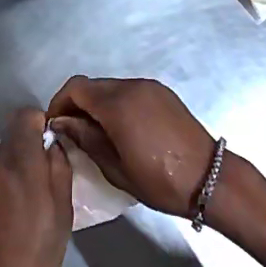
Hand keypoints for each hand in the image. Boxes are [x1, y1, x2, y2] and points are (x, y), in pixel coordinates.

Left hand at [0, 108, 72, 266]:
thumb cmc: (34, 256)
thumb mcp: (62, 216)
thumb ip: (60, 172)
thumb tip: (54, 146)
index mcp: (21, 163)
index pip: (25, 116)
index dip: (39, 123)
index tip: (49, 142)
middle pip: (12, 142)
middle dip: (28, 156)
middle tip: (42, 185)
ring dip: (12, 176)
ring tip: (23, 209)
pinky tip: (3, 221)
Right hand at [48, 76, 217, 217]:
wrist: (210, 179)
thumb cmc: (159, 181)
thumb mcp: (115, 167)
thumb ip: (86, 139)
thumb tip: (63, 123)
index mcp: (118, 104)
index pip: (75, 88)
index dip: (59, 103)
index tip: (55, 126)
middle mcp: (134, 87)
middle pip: (92, 85)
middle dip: (77, 104)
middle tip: (72, 132)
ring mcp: (151, 87)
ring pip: (111, 87)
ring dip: (97, 104)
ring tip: (95, 134)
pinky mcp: (164, 93)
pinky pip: (130, 92)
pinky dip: (117, 104)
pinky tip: (119, 129)